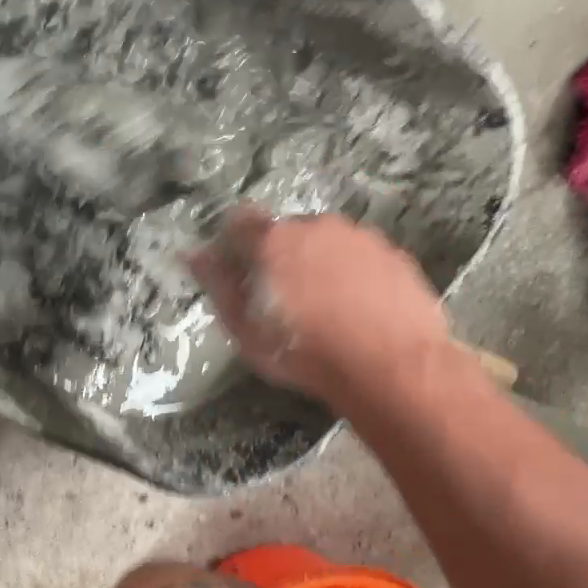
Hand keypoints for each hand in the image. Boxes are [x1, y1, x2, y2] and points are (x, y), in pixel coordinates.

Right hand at [188, 208, 453, 404]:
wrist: (391, 365)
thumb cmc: (303, 351)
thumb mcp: (243, 328)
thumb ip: (217, 285)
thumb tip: (193, 255)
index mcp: (273, 241)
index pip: (238, 221)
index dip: (230, 244)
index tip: (232, 272)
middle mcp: (316, 226)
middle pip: (283, 231)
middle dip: (274, 255)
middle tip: (275, 297)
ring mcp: (360, 237)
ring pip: (323, 242)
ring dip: (312, 263)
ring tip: (318, 305)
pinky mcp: (394, 254)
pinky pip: (357, 256)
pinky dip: (348, 273)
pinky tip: (351, 307)